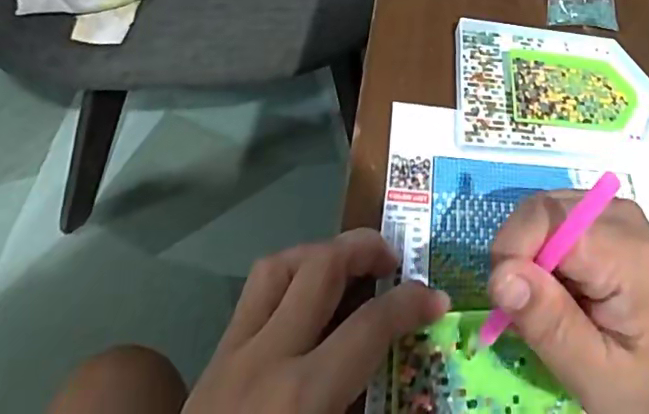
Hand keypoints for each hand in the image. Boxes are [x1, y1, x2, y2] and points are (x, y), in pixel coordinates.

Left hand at [184, 229, 447, 413]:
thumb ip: (365, 401)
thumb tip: (409, 382)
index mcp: (302, 395)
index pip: (369, 325)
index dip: (411, 305)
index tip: (437, 299)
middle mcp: (265, 358)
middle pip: (321, 267)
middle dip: (365, 249)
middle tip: (395, 261)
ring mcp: (230, 354)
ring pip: (278, 266)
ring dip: (321, 254)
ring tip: (349, 267)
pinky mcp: (211, 360)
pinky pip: (253, 295)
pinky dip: (288, 279)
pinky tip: (305, 302)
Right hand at [489, 193, 648, 413]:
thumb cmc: (647, 386)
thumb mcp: (598, 375)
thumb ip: (551, 325)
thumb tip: (501, 276)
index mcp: (625, 250)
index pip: (547, 219)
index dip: (514, 253)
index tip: (507, 303)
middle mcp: (616, 214)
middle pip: (539, 211)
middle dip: (517, 257)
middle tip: (523, 312)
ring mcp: (609, 209)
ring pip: (538, 214)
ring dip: (526, 257)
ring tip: (546, 306)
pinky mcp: (599, 215)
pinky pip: (549, 220)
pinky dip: (538, 252)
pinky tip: (556, 289)